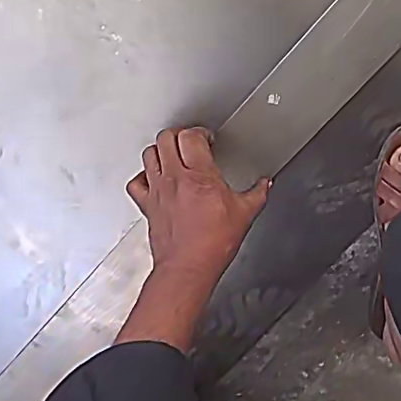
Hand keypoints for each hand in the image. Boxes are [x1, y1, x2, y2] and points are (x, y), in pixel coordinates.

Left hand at [126, 128, 270, 285]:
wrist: (188, 268)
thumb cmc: (212, 244)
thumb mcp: (244, 215)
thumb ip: (256, 194)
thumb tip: (264, 185)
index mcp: (200, 176)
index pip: (191, 137)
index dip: (200, 132)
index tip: (207, 139)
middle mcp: (175, 178)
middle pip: (167, 138)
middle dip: (179, 135)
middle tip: (189, 142)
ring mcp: (158, 190)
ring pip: (149, 154)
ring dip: (161, 150)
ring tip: (172, 155)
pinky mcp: (147, 205)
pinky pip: (136, 182)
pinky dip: (143, 176)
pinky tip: (153, 179)